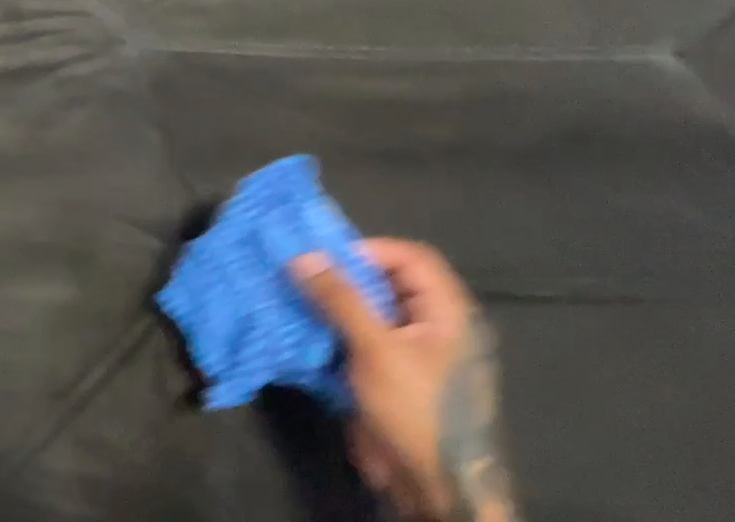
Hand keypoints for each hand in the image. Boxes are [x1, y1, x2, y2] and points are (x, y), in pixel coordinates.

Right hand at [291, 240, 517, 521]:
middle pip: (385, 280)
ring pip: (364, 307)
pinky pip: (353, 334)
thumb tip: (302, 255)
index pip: (411, 258)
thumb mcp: (376, 349)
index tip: (325, 256)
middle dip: (340, 272)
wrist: (430, 484)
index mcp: (446, 314)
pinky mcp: (383, 371)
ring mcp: (406, 350)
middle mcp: (429, 325)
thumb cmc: (417, 409)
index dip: (370, 250)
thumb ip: (339, 299)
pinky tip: (296, 324)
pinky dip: (327, 325)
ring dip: (328, 299)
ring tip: (288, 292)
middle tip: (297, 269)